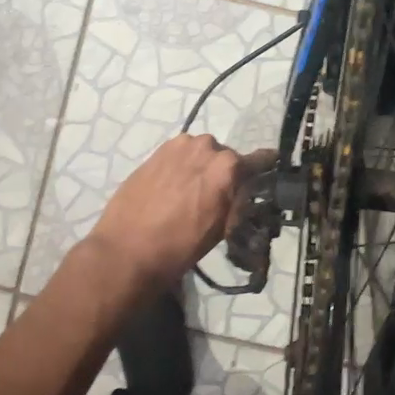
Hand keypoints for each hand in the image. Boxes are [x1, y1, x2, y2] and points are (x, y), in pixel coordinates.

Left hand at [87, 134, 275, 292]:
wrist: (127, 250)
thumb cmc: (180, 247)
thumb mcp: (221, 229)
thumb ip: (239, 202)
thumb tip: (250, 194)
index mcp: (228, 167)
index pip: (261, 160)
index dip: (265, 170)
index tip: (267, 177)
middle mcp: (208, 147)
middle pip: (227, 158)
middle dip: (225, 174)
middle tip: (216, 198)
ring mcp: (180, 145)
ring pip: (202, 154)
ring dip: (202, 168)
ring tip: (190, 193)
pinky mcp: (158, 150)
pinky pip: (181, 154)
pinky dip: (182, 166)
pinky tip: (172, 187)